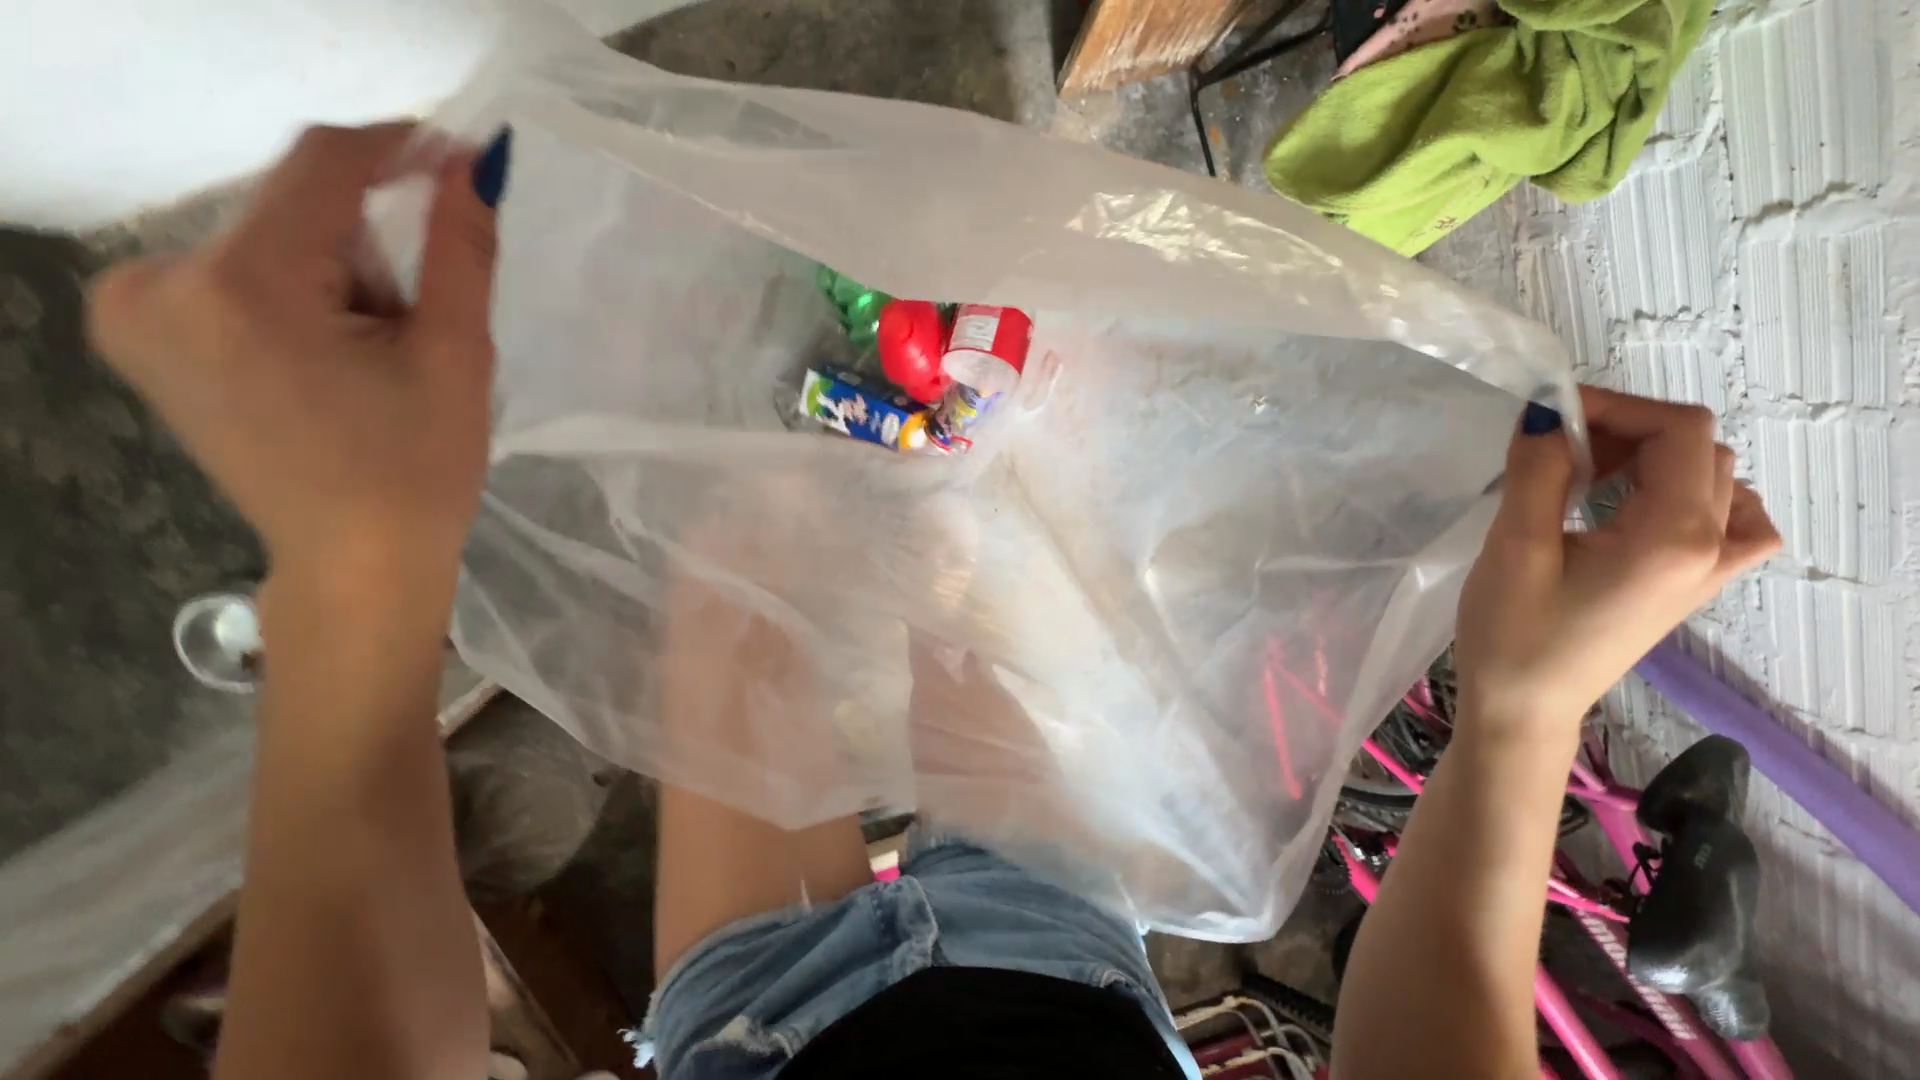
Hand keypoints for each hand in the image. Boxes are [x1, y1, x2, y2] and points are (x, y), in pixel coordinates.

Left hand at [87, 123, 502, 587]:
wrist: (354, 561)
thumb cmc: (418, 469)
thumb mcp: (456, 355)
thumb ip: (461, 248)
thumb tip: (475, 161)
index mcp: (244, 287)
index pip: (320, 164)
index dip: (395, 148)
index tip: (455, 158)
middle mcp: (159, 280)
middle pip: (295, 210)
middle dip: (368, 252)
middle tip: (411, 329)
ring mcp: (134, 308)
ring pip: (269, 241)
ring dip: (334, 276)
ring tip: (368, 360)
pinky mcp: (138, 332)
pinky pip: (235, 272)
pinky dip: (294, 296)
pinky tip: (324, 361)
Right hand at [1455, 387, 1781, 728]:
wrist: (1523, 708)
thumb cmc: (1513, 633)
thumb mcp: (1515, 547)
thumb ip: (1538, 472)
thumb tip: (1546, 413)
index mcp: (1674, 535)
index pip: (1679, 431)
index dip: (1615, 406)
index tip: (1549, 416)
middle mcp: (1711, 545)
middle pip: (1697, 448)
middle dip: (1625, 429)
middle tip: (1554, 449)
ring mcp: (1710, 568)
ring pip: (1710, 477)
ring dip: (1650, 458)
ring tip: (1585, 478)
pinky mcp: (1691, 583)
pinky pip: (1723, 516)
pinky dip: (1683, 493)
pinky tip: (1638, 507)